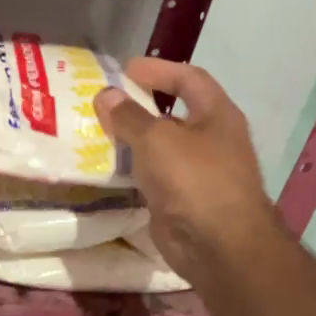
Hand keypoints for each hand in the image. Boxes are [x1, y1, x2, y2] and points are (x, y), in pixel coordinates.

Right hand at [95, 59, 282, 283]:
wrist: (218, 246)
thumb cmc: (195, 180)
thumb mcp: (157, 139)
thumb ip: (129, 116)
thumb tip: (105, 94)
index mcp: (216, 115)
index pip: (189, 79)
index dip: (159, 70)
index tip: (125, 70)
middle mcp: (211, 140)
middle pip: (174, 114)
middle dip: (141, 106)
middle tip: (104, 102)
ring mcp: (198, 173)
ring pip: (161, 148)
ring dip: (133, 140)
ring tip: (97, 132)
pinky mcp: (181, 200)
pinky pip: (154, 177)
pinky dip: (133, 170)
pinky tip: (108, 168)